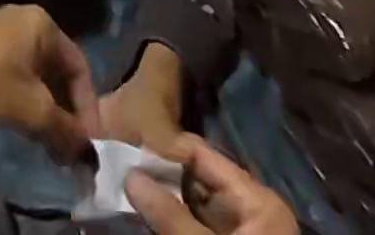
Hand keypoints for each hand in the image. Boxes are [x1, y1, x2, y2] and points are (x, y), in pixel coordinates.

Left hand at [0, 5, 101, 159]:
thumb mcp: (32, 109)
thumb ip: (64, 129)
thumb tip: (85, 150)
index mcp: (44, 22)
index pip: (79, 65)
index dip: (87, 105)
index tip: (87, 139)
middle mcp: (25, 16)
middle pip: (57, 66)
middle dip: (65, 106)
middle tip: (67, 141)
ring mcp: (0, 25)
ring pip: (35, 68)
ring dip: (44, 103)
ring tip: (44, 136)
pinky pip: (15, 66)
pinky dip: (23, 93)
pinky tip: (17, 117)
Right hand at [127, 134, 298, 234]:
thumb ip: (170, 216)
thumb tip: (129, 176)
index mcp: (255, 199)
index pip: (203, 155)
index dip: (165, 149)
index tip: (126, 149)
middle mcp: (249, 208)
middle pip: (197, 178)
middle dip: (160, 175)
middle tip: (119, 169)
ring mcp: (240, 233)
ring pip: (193, 204)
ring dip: (162, 199)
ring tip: (125, 189)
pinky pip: (195, 226)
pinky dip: (172, 221)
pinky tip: (144, 216)